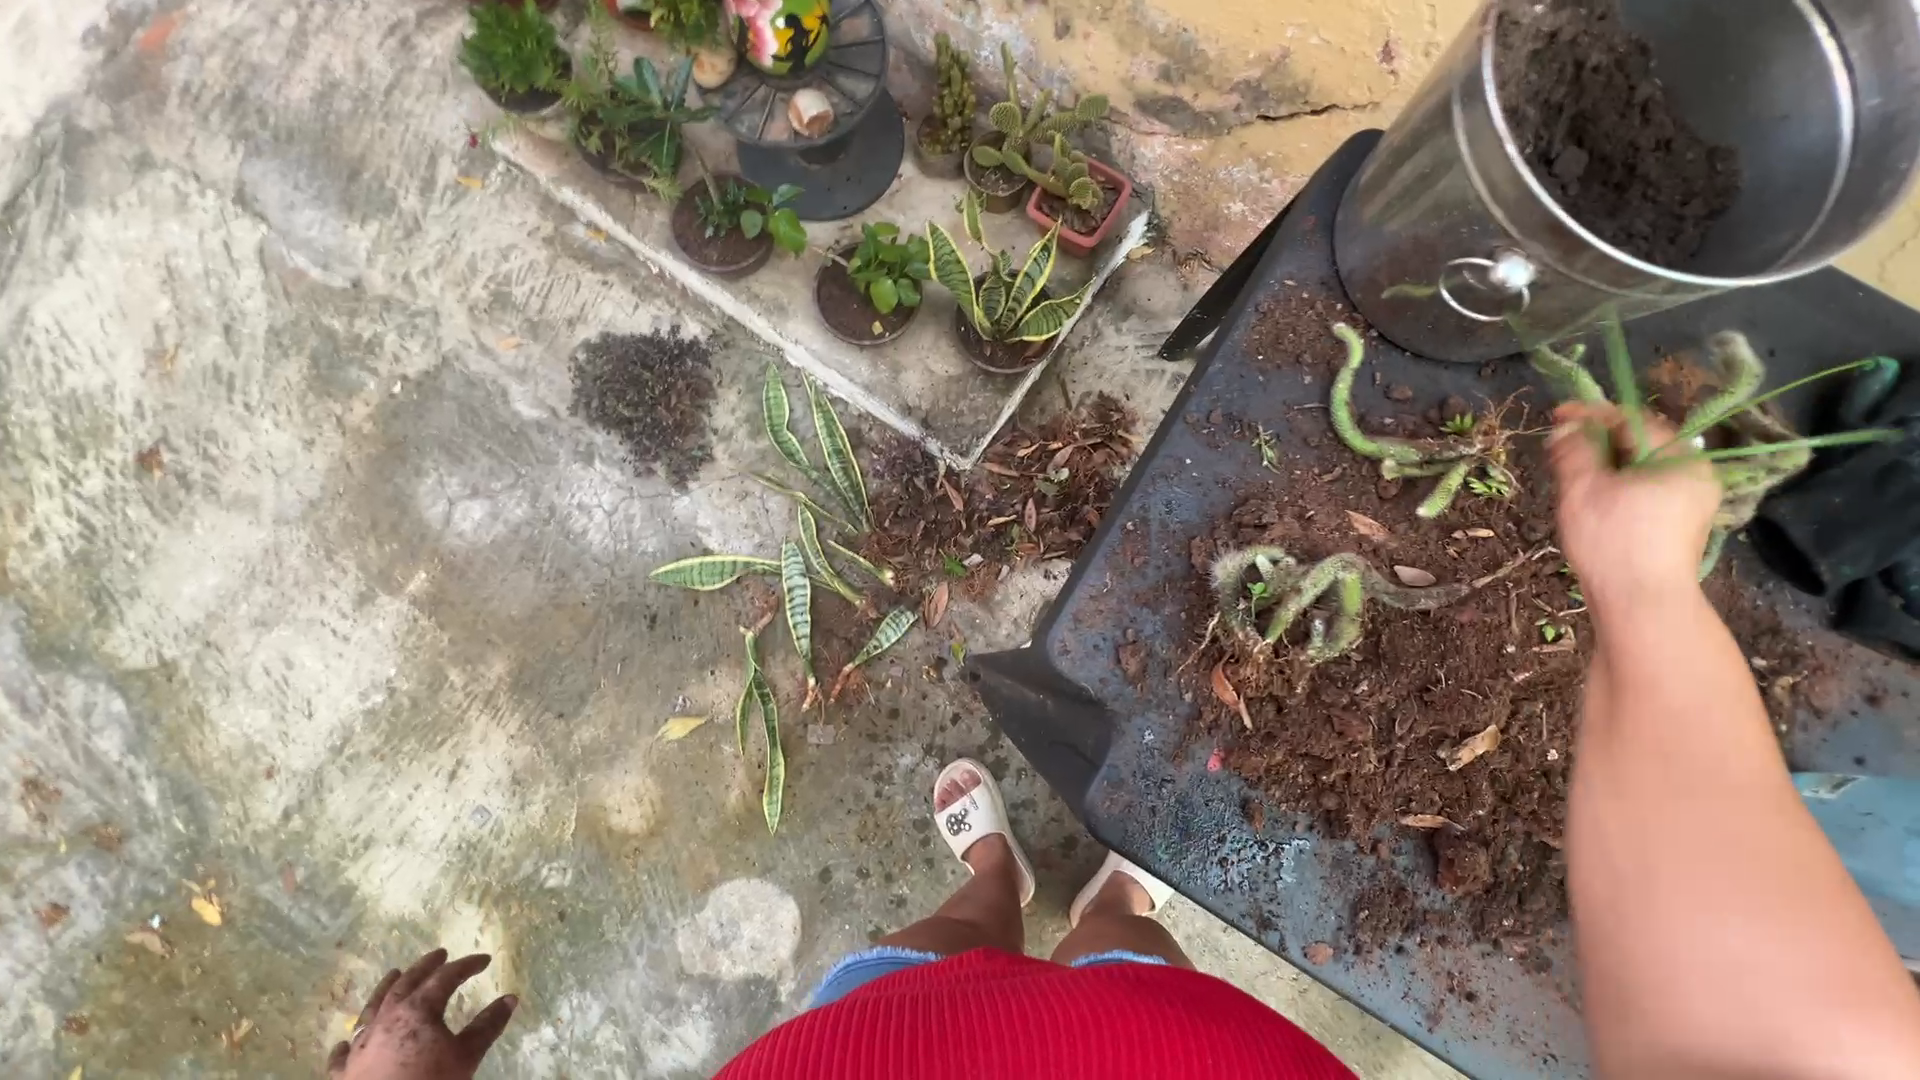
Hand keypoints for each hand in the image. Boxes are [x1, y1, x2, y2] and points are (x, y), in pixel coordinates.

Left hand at [327, 949, 516, 1079]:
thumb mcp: (466, 1055)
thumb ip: (488, 1025)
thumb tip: (510, 999)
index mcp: (418, 1010)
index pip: (446, 977)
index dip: (467, 966)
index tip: (484, 960)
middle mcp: (386, 1020)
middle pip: (406, 983)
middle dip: (425, 967)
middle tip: (440, 954)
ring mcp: (360, 1047)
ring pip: (372, 1008)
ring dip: (385, 988)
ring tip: (394, 974)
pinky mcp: (343, 1074)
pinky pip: (343, 1053)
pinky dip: (347, 1042)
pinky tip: (345, 1041)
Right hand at [1547, 403, 1719, 610]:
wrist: (1641, 600)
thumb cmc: (1612, 540)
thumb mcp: (1583, 490)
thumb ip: (1575, 451)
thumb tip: (1567, 428)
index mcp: (1680, 460)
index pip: (1635, 420)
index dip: (1594, 413)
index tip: (1558, 414)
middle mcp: (1695, 474)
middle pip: (1642, 443)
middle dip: (1599, 440)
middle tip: (1561, 447)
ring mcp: (1692, 500)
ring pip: (1643, 467)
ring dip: (1606, 463)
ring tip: (1572, 473)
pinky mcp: (1681, 522)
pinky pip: (1647, 488)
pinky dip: (1619, 483)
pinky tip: (1594, 497)